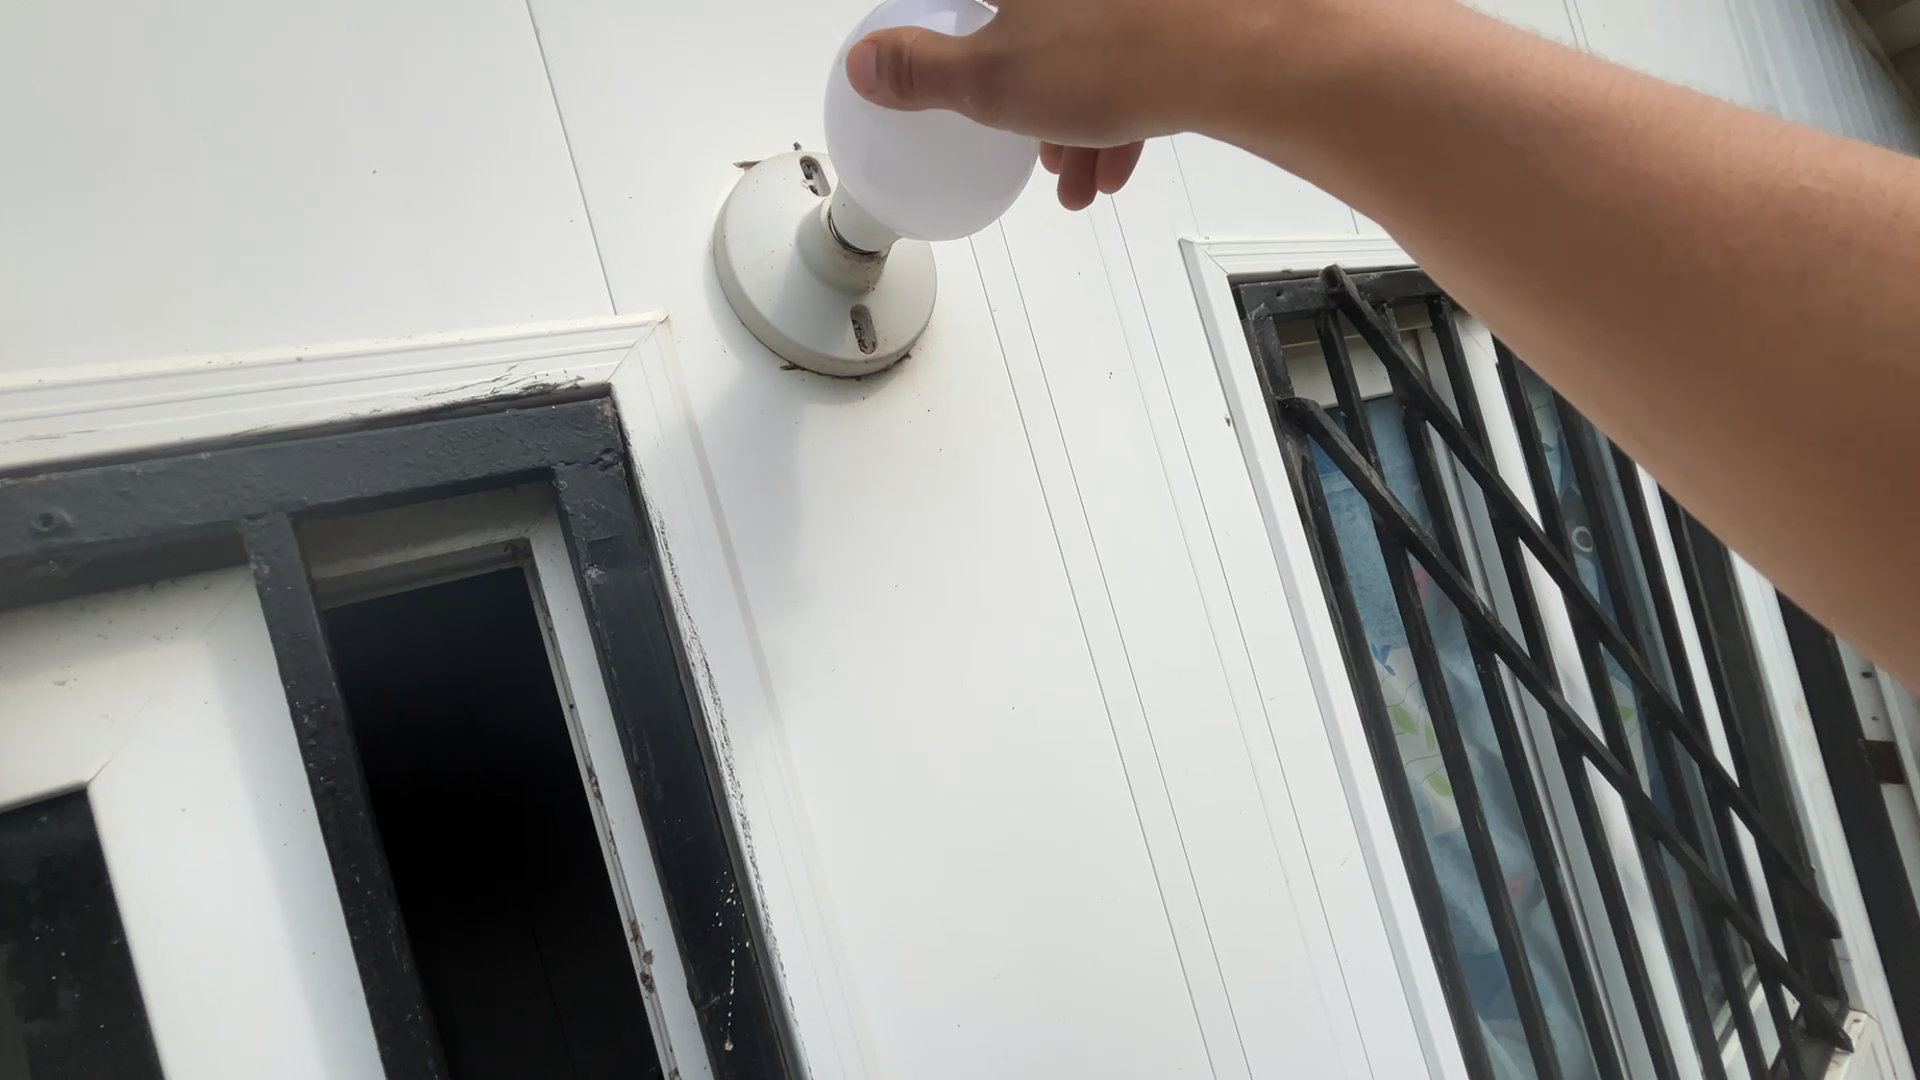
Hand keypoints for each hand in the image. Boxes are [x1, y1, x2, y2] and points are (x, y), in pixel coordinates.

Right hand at [843, 0, 1289, 208]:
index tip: (963, 83)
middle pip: (1031, 30)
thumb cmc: (1112, 56)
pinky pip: (1130, 61)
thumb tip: (868, 65)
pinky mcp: (1170, 16)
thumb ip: (921, 72)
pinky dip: (1117, 112)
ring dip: (1074, 122)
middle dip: (1028, 97)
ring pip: (1086, 54)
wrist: (1228, 55)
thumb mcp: (988, 79)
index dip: (952, 37)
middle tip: (1026, 143)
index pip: (964, 8)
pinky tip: (1111, 165)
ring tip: (1074, 178)